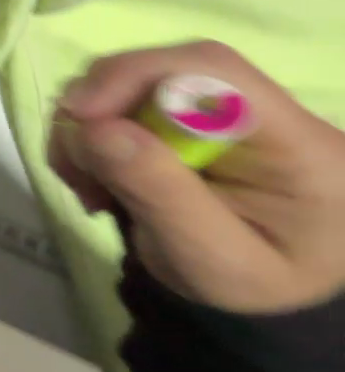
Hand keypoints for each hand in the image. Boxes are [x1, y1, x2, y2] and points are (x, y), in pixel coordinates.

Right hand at [52, 41, 344, 313]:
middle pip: (156, 72)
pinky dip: (86, 136)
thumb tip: (95, 128)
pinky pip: (116, 104)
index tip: (79, 114)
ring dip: (83, 129)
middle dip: (97, 110)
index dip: (135, 74)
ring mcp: (220, 113)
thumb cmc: (249, 287)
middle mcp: (262, 113)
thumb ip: (160, 193)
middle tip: (73, 165)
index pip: (212, 70)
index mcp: (297, 145)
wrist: (257, 301)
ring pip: (124, 86)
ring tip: (84, 183)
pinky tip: (91, 175)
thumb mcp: (209, 258)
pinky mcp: (184, 120)